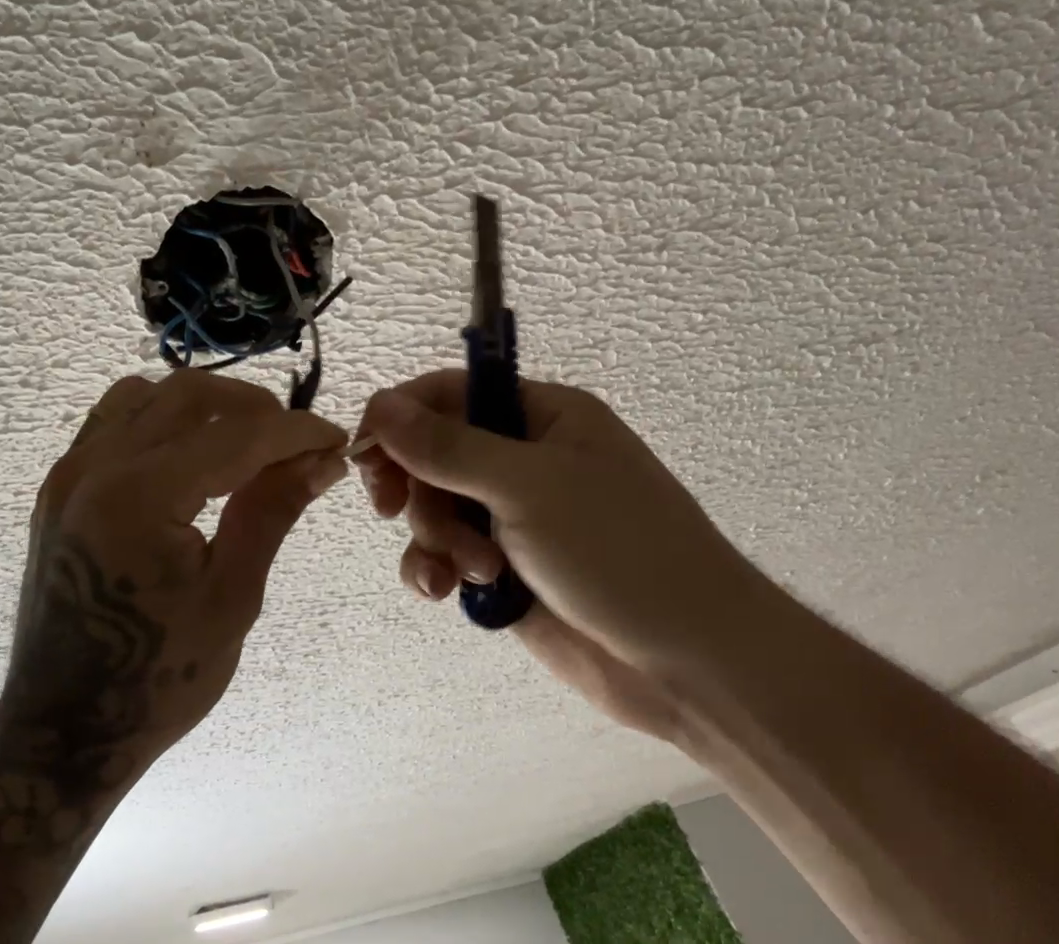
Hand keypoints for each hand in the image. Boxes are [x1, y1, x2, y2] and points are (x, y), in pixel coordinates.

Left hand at [0, 369, 347, 768]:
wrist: (65, 726)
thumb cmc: (158, 677)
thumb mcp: (231, 596)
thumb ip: (271, 510)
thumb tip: (322, 458)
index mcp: (138, 494)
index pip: (235, 435)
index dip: (295, 432)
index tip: (336, 441)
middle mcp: (94, 465)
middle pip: (187, 395)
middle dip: (252, 410)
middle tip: (295, 446)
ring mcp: (67, 472)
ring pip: (144, 396)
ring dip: (201, 407)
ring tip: (243, 447)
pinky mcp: (58, 488)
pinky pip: (112, 423)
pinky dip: (157, 422)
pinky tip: (188, 459)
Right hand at [354, 371, 775, 730]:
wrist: (690, 663)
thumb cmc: (619, 553)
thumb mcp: (529, 487)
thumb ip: (448, 447)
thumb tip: (381, 404)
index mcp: (543, 418)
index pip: (450, 394)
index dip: (401, 419)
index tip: (367, 456)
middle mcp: (525, 461)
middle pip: (432, 454)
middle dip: (418, 490)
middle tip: (399, 514)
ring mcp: (514, 519)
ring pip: (434, 509)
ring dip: (433, 538)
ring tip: (469, 570)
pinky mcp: (506, 571)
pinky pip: (447, 556)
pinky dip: (437, 570)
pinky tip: (445, 593)